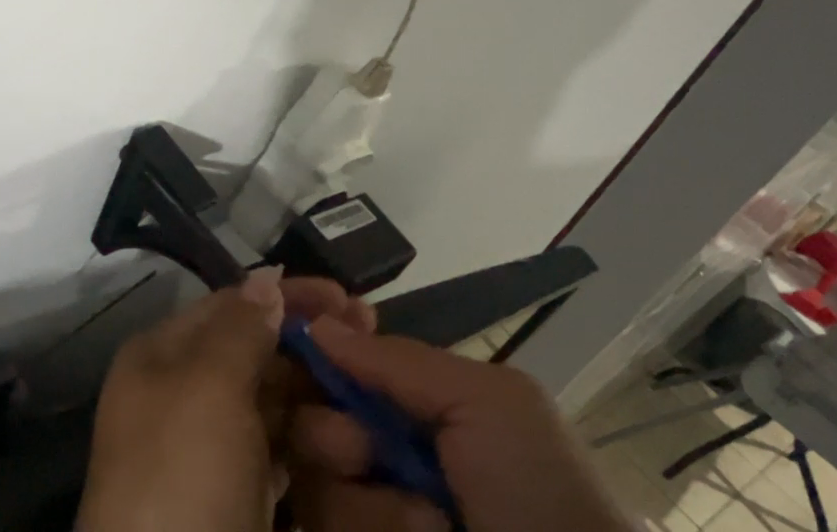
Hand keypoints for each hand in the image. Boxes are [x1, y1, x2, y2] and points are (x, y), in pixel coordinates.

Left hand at [78, 270, 375, 531]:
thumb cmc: (181, 471)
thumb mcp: (206, 386)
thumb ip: (239, 329)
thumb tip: (265, 279)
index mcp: (162, 357)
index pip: (230, 306)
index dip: (286, 296)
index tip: (347, 295)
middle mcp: (183, 393)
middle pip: (254, 351)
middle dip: (311, 340)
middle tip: (375, 332)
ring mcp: (211, 447)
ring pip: (273, 402)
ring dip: (319, 389)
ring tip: (375, 382)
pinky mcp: (240, 495)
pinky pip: (283, 451)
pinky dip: (316, 439)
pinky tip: (354, 432)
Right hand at [288, 318, 630, 531]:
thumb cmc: (542, 491)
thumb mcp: (490, 403)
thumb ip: (400, 360)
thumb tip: (316, 324)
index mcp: (411, 403)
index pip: (332, 364)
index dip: (309, 356)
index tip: (294, 353)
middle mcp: (381, 450)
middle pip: (305, 420)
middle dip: (332, 436)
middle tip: (368, 455)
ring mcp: (372, 507)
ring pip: (310, 481)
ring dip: (367, 503)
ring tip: (429, 524)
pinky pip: (321, 523)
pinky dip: (370, 525)